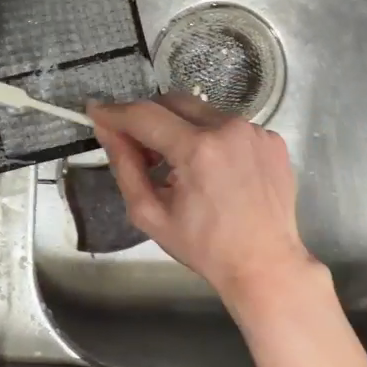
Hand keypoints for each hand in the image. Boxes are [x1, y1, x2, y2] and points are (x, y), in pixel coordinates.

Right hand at [87, 99, 318, 308]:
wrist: (264, 264)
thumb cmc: (203, 246)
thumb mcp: (149, 212)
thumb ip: (124, 165)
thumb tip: (106, 130)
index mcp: (197, 149)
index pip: (144, 115)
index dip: (114, 112)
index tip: (95, 111)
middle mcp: (229, 129)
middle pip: (173, 102)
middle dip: (148, 118)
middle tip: (139, 151)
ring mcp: (255, 132)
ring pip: (202, 113)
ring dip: (180, 129)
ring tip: (178, 168)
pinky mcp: (271, 140)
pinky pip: (229, 127)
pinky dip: (211, 141)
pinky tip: (212, 173)